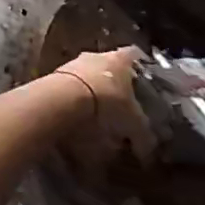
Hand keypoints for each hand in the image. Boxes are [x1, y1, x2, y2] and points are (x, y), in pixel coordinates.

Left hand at [51, 47, 153, 170]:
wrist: (65, 97)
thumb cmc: (109, 104)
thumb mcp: (135, 124)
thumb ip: (144, 135)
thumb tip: (146, 150)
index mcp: (120, 59)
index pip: (134, 54)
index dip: (141, 65)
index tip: (147, 78)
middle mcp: (96, 55)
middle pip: (110, 64)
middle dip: (117, 81)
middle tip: (126, 100)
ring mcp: (74, 61)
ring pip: (90, 72)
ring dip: (96, 87)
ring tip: (103, 110)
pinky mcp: (57, 72)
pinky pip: (74, 82)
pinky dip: (80, 94)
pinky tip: (84, 111)